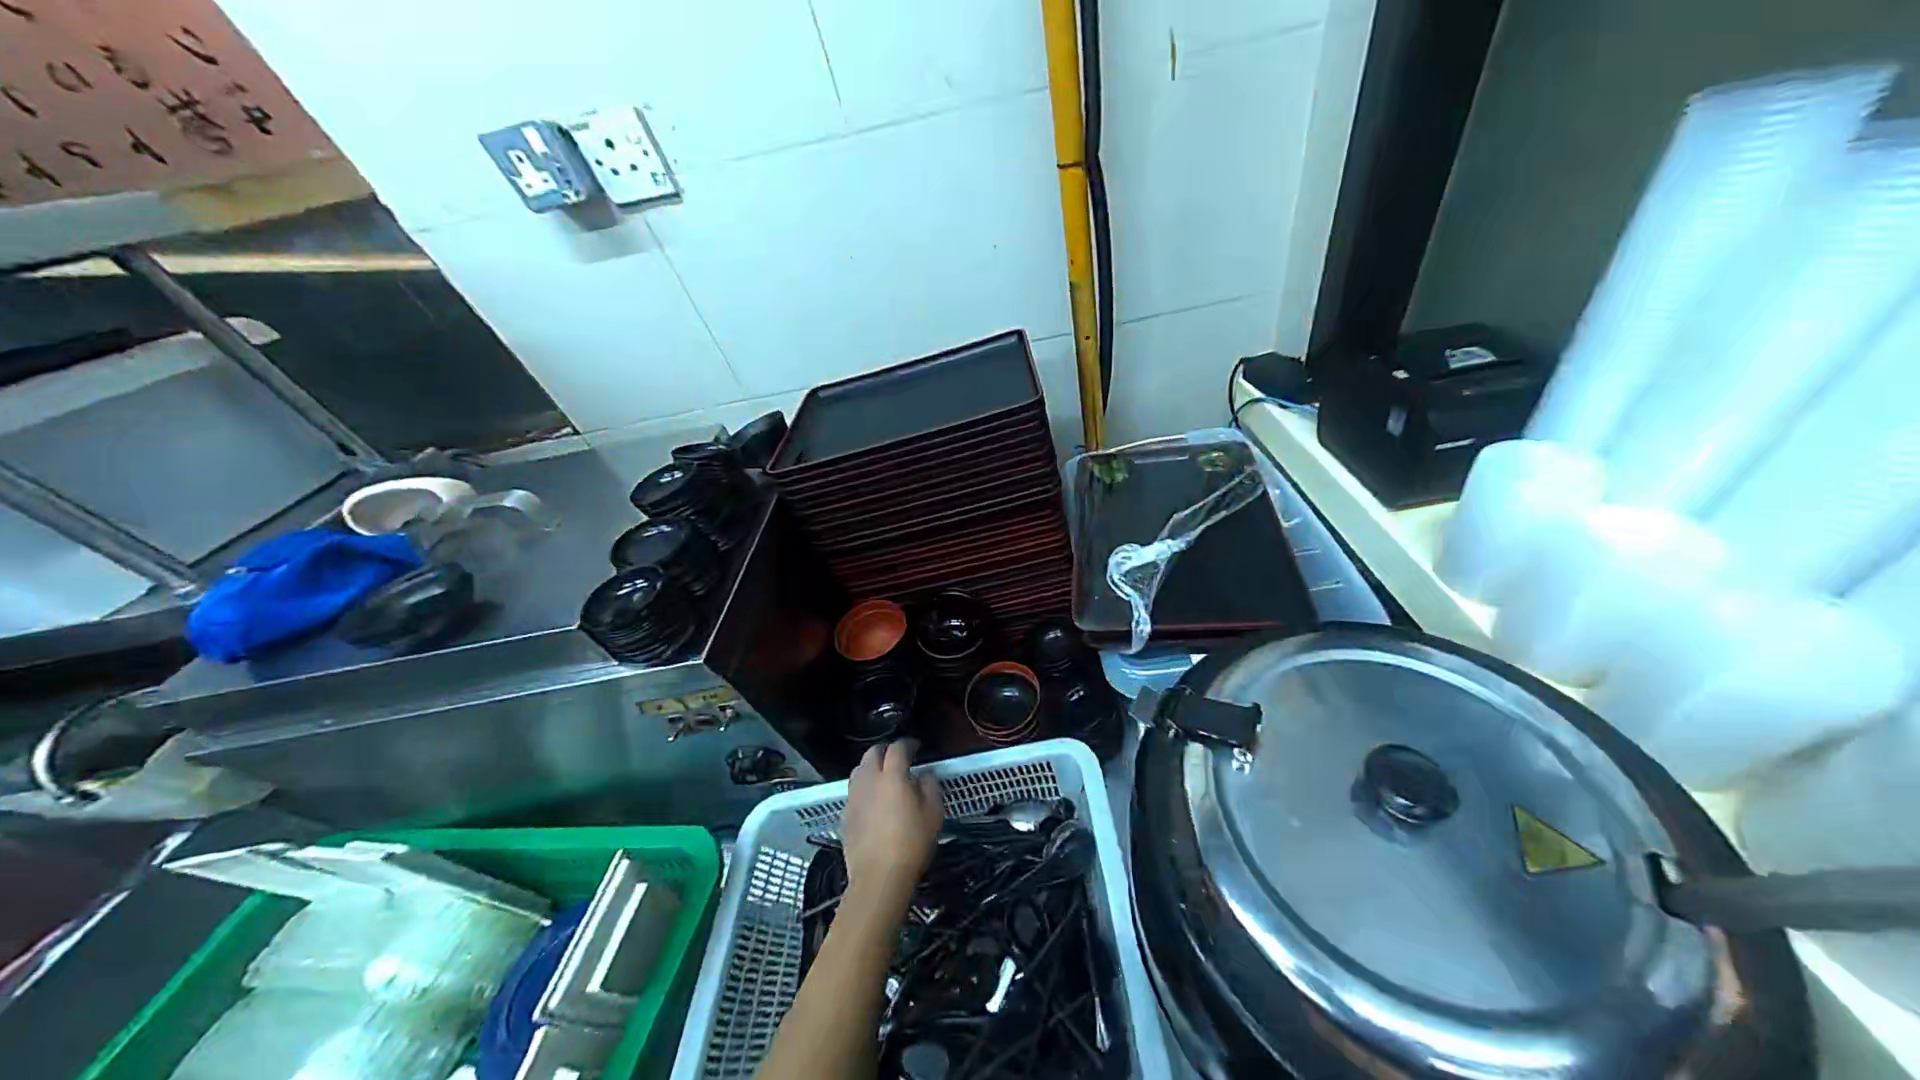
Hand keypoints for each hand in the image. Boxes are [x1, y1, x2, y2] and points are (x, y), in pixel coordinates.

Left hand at [840, 740, 943, 903]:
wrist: (878, 876)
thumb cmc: (911, 843)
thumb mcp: (933, 814)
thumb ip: (930, 787)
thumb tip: (924, 774)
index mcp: (892, 776)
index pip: (898, 748)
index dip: (907, 744)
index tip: (916, 747)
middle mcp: (869, 780)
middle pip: (872, 753)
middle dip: (885, 750)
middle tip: (898, 758)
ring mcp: (853, 796)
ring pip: (859, 770)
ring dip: (871, 766)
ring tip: (882, 775)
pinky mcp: (845, 814)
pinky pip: (853, 791)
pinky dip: (863, 787)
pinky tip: (871, 800)